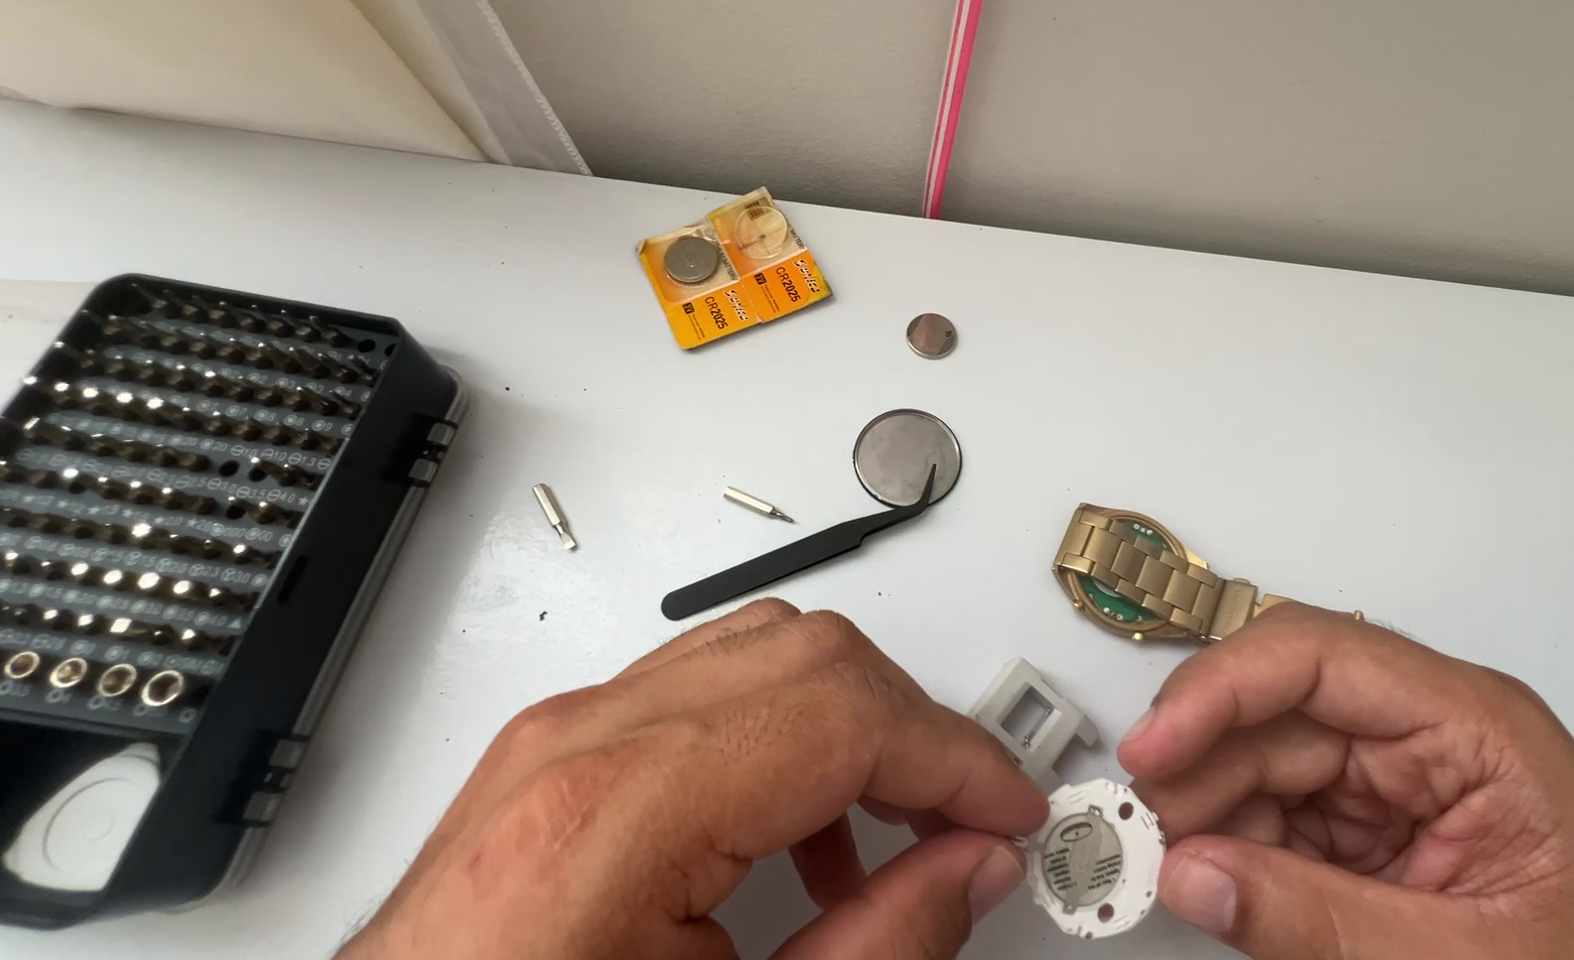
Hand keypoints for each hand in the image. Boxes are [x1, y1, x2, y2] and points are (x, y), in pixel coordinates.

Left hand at [339, 599, 1045, 959]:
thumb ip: (879, 946)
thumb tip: (974, 864)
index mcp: (619, 815)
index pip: (842, 714)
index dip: (953, 756)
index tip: (1009, 805)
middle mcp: (586, 739)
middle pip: (812, 653)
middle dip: (913, 726)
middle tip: (965, 812)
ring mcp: (567, 728)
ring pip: (767, 645)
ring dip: (854, 716)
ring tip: (891, 822)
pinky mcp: (563, 742)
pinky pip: (712, 682)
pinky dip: (789, 725)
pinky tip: (799, 823)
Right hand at [1119, 602, 1573, 958]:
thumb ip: (1320, 925)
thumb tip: (1185, 875)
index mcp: (1465, 722)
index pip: (1315, 655)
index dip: (1221, 688)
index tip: (1155, 749)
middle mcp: (1416, 725)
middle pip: (1274, 702)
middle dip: (1201, 754)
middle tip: (1144, 819)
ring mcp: (1388, 770)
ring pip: (1261, 753)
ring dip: (1209, 800)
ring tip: (1170, 857)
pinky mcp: (1369, 818)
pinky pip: (1277, 805)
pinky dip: (1235, 838)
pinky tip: (1217, 873)